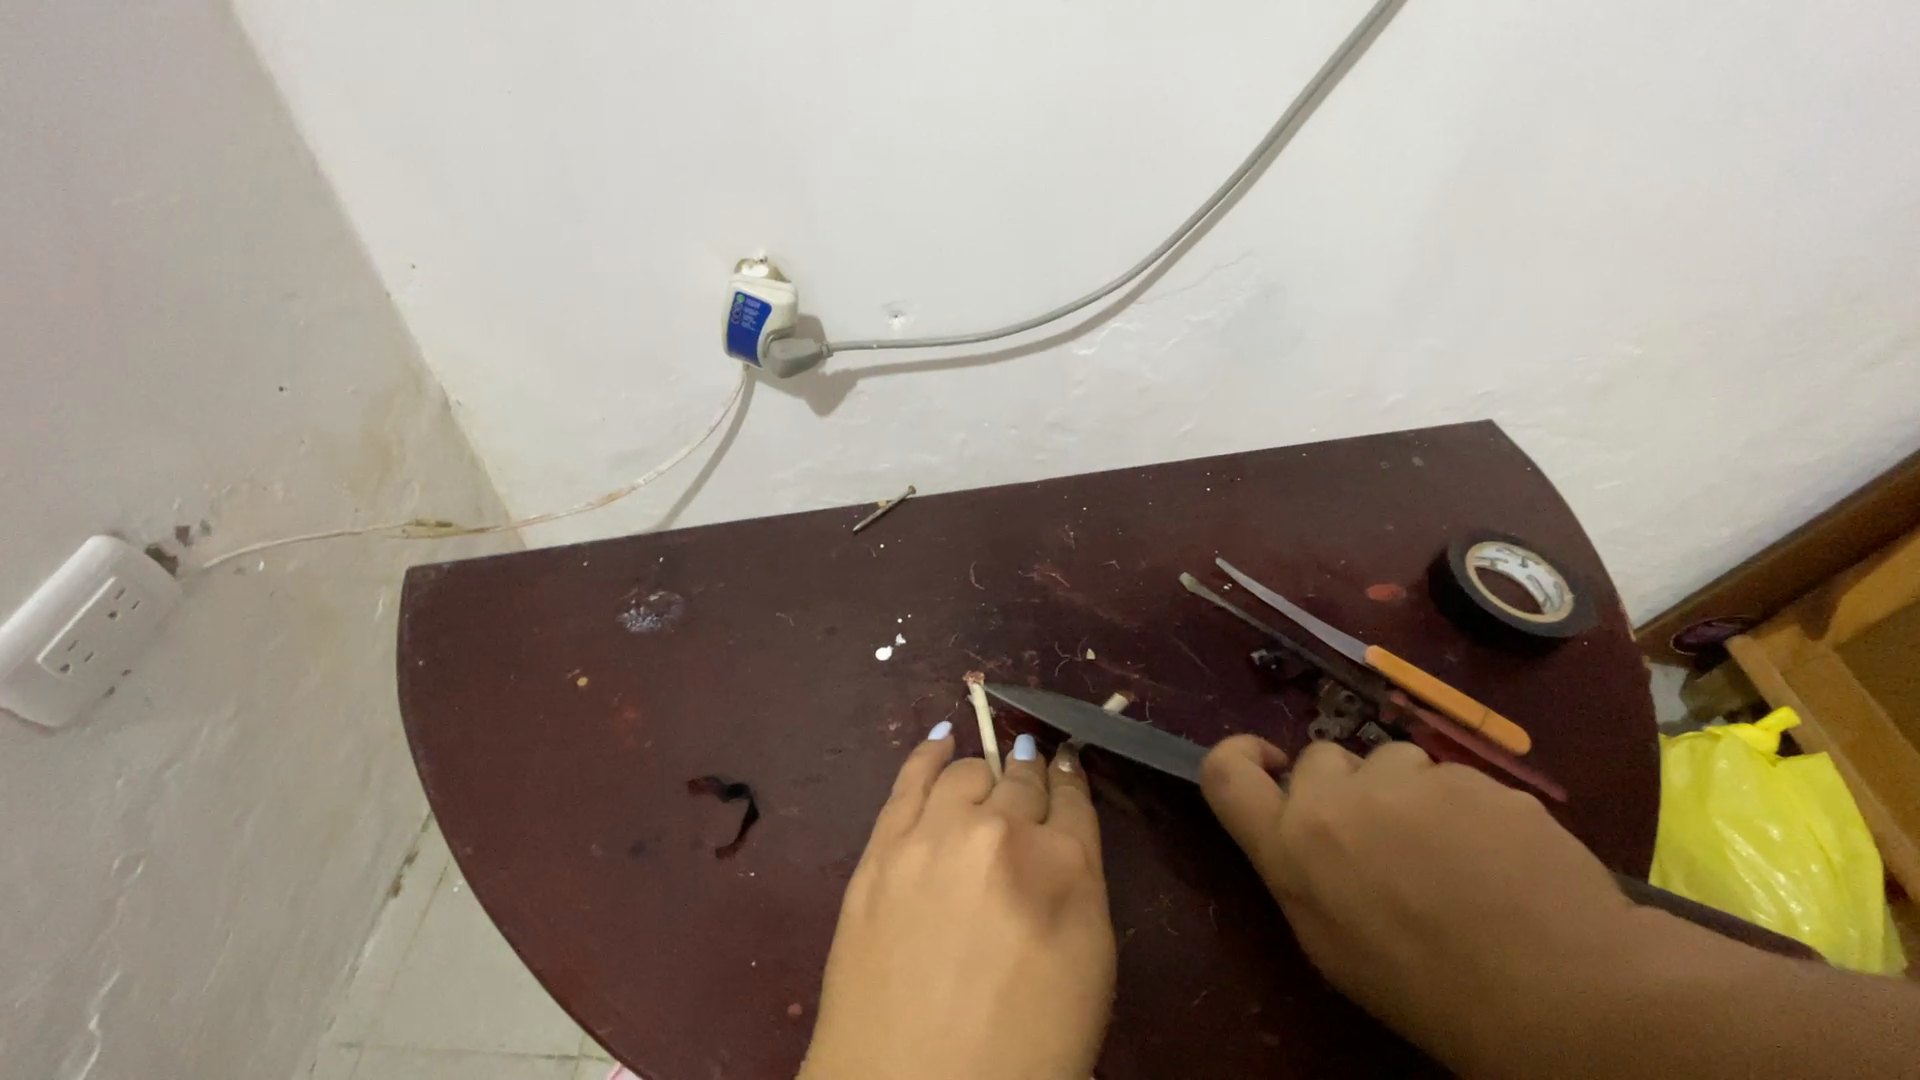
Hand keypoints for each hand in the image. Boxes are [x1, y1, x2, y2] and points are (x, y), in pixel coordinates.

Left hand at [800, 724, 1114, 1079]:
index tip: (1067, 766)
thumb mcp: (1087, 970)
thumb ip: (1081, 887)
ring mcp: (934, 836)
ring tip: (988, 764)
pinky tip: (942, 739)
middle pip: (1021, 779)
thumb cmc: (1024, 1051)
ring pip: (968, 772)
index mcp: (1065, 867)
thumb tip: (1064, 838)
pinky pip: (910, 779)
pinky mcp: (881, 849)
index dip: (1071, 780)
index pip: (1073, 799)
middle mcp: (1001, 831)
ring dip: (985, 768)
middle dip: (1030, 773)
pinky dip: (929, 753)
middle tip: (1031, 772)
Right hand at [1199, 736, 1640, 1071]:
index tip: (1271, 762)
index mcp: (1290, 849)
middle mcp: (1334, 802)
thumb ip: (1304, 870)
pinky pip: (1455, 777)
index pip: (1225, 772)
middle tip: (1383, 836)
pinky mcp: (1470, 777)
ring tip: (1453, 852)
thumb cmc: (1430, 990)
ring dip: (1407, 792)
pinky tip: (1502, 857)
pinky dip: (1469, 806)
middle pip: (1320, 758)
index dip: (1240, 754)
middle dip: (1344, 786)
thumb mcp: (1332, 944)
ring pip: (1392, 761)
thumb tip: (1309, 833)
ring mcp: (1405, 782)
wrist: (1562, 994)